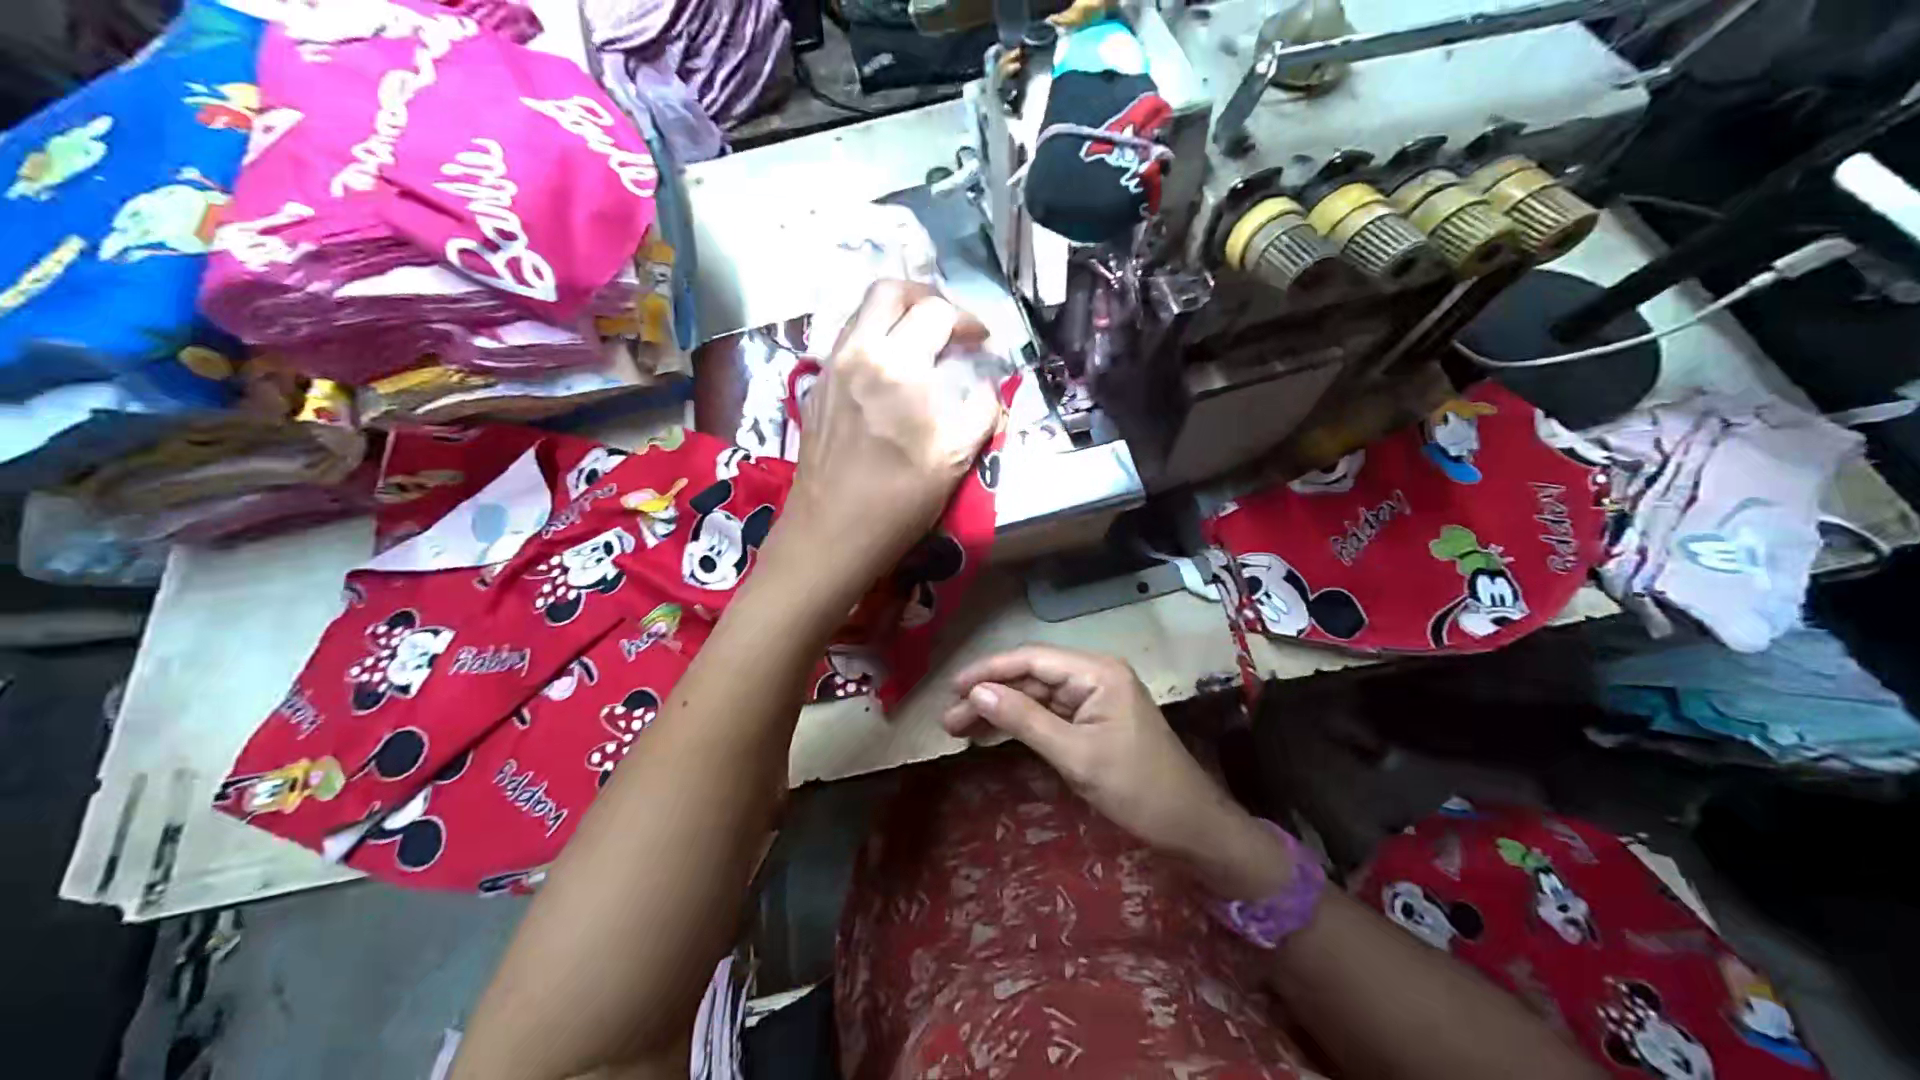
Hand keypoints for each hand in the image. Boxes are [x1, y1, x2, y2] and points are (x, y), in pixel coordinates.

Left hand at [775, 281, 1001, 591]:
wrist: (830, 534)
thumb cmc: (897, 502)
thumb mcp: (956, 459)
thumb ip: (981, 410)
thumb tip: (988, 385)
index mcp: (897, 366)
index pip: (936, 313)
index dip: (968, 320)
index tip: (982, 342)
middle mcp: (858, 353)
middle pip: (889, 291)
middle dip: (926, 298)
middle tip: (949, 325)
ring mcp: (830, 368)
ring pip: (862, 312)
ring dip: (896, 315)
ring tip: (921, 344)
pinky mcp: (816, 389)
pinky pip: (846, 342)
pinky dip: (873, 339)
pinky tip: (889, 373)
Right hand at [942, 645, 1295, 898]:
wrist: (1188, 825)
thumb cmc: (1136, 788)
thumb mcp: (1075, 755)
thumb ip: (1024, 720)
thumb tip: (976, 693)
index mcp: (1097, 672)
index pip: (1033, 660)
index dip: (989, 671)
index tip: (952, 688)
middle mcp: (1095, 675)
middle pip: (1031, 676)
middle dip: (990, 695)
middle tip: (949, 720)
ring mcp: (1094, 697)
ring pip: (1036, 695)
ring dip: (1000, 710)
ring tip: (959, 729)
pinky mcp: (1092, 719)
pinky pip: (1049, 713)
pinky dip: (1020, 724)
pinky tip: (991, 734)